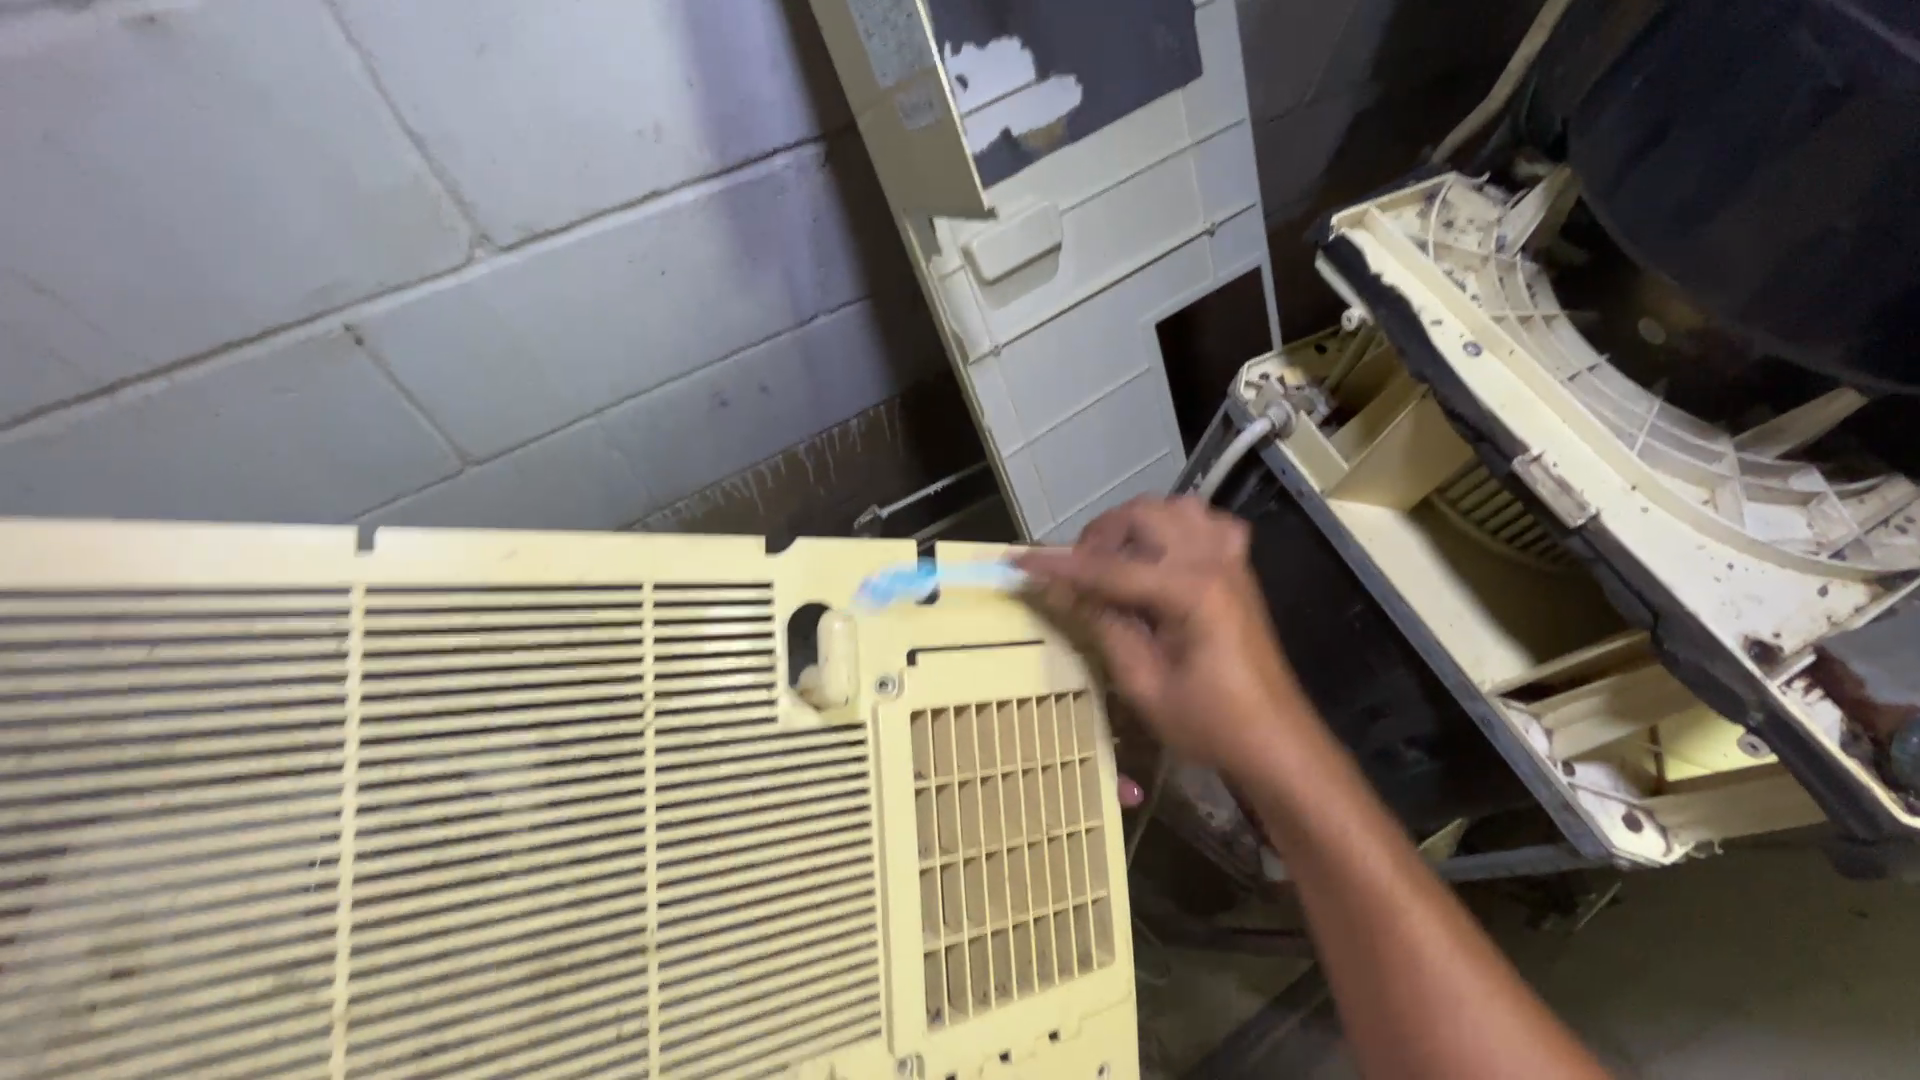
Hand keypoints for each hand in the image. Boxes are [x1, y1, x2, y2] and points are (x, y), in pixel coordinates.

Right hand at [1015, 496, 1310, 771]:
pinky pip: (1207, 524)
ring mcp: (1231, 560)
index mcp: (1190, 591)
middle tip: (1075, 574)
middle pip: (1141, 516)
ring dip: (1136, 525)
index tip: (1017, 561)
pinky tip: (1162, 556)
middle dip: (1099, 536)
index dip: (1058, 565)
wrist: (1276, 741)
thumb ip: (1102, 625)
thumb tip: (1060, 590)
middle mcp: (1213, 561)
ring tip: (1114, 561)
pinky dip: (1177, 528)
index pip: (1108, 567)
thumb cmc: (1210, 724)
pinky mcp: (1239, 570)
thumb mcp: (1142, 683)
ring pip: (1174, 507)